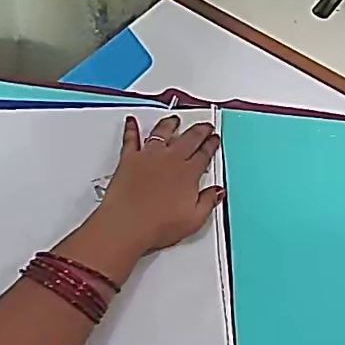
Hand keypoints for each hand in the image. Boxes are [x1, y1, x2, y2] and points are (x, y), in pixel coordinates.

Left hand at [91, 115, 225, 255]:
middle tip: (204, 126)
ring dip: (170, 124)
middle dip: (199, 130)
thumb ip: (208, 201)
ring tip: (174, 120)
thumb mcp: (194, 219)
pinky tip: (132, 122)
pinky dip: (131, 128)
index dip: (211, 145)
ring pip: (162, 132)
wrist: (128, 224)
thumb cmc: (157, 224)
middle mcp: (170, 160)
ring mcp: (149, 157)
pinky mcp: (129, 159)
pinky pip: (131, 138)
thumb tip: (217, 192)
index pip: (204, 154)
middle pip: (189, 138)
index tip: (214, 140)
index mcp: (188, 173)